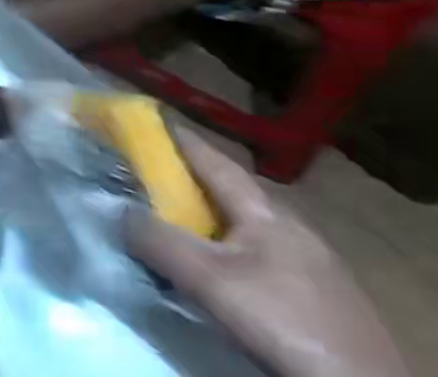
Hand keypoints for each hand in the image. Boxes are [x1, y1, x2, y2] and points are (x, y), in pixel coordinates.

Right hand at [127, 132, 410, 376]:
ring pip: (252, 222)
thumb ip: (157, 240)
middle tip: (154, 174)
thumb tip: (112, 207)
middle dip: (194, 176)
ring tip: (184, 221)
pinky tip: (228, 266)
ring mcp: (316, 260)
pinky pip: (267, 251)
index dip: (178, 138)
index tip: (147, 119)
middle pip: (234, 189)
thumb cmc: (283, 318)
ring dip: (215, 214)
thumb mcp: (209, 279)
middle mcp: (293, 224)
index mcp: (265, 209)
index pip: (213, 159)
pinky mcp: (325, 295)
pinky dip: (236, 244)